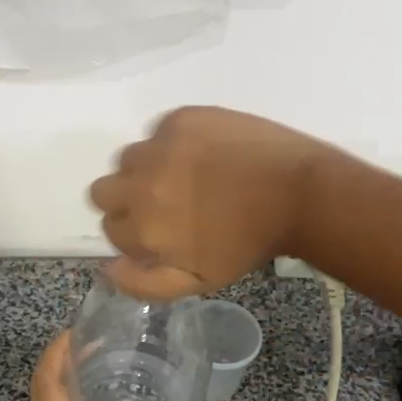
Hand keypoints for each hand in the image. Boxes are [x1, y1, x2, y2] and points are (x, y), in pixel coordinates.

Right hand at [88, 106, 335, 297]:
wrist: (297, 192)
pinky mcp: (180, 118)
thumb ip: (143, 283)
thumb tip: (106, 267)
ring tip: (188, 177)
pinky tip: (206, 156)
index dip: (134, 233)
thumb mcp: (198, 280)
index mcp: (142, 227)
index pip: (109, 227)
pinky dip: (173, 143)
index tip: (162, 232)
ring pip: (129, 158)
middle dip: (126, 200)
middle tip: (165, 203)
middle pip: (104, 190)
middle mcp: (140, 183)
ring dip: (147, 169)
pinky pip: (158, 131)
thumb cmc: (248, 244)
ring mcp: (159, 145)